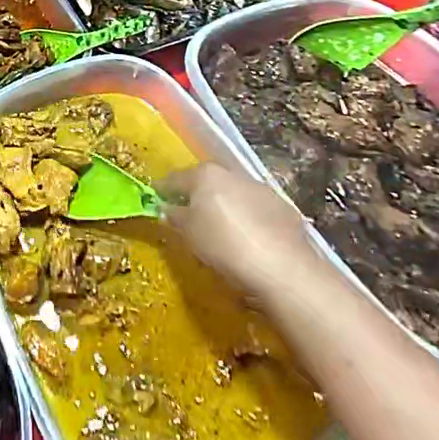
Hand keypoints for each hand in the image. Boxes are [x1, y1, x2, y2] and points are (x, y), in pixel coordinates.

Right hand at [157, 163, 323, 304]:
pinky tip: (248, 238)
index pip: (176, 178)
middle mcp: (233, 173)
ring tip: (219, 228)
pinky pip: (255, 209)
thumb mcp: (189, 234)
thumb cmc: (224, 245)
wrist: (281, 265)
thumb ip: (176, 217)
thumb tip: (169, 208)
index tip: (156, 198)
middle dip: (197, 194)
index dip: (163, 189)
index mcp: (206, 174)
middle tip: (187, 214)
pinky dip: (247, 218)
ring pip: (233, 193)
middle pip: (207, 182)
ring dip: (224, 205)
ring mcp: (260, 188)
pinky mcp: (282, 207)